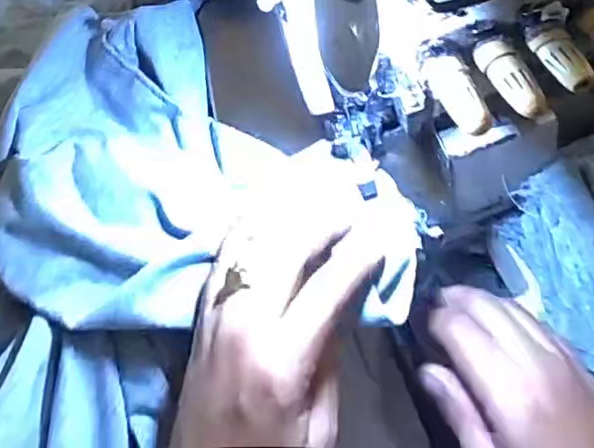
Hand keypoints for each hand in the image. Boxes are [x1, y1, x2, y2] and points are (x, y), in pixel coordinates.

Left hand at [168, 206, 385, 447]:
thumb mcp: (319, 423)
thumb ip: (335, 347)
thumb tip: (358, 282)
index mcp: (279, 360)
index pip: (331, 282)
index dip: (365, 247)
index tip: (390, 224)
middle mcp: (243, 320)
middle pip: (291, 240)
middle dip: (332, 208)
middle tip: (362, 189)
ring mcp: (217, 305)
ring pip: (258, 228)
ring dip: (294, 195)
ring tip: (326, 170)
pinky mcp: (203, 302)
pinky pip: (230, 239)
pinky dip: (257, 207)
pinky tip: (278, 187)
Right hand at [419, 287, 593, 447]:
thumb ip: (460, 415)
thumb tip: (428, 370)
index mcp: (509, 391)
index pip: (461, 329)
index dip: (435, 318)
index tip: (419, 320)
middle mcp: (534, 359)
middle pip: (487, 306)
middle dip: (456, 298)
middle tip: (434, 303)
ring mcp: (560, 354)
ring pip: (513, 305)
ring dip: (483, 299)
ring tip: (459, 304)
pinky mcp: (577, 358)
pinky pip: (537, 319)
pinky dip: (511, 310)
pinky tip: (500, 319)